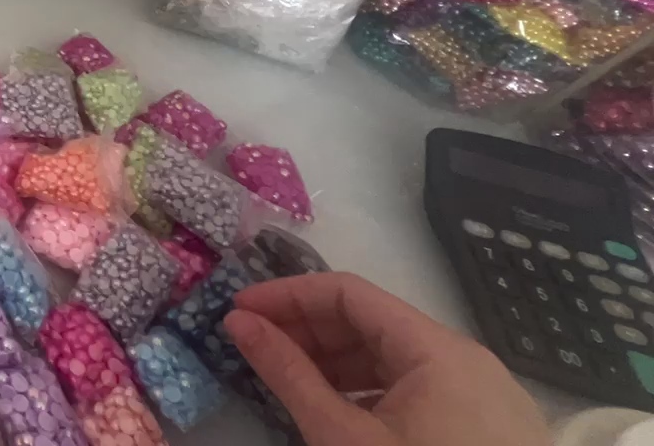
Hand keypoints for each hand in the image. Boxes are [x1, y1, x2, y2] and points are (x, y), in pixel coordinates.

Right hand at [224, 272, 550, 445]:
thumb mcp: (342, 436)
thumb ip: (286, 371)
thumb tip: (236, 320)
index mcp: (439, 351)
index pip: (345, 292)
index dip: (285, 293)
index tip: (239, 311)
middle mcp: (467, 363)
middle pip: (367, 321)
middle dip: (304, 329)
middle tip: (257, 346)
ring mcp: (484, 400)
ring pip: (388, 356)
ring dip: (330, 360)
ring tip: (289, 380)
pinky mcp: (488, 432)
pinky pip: (413, 388)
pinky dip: (364, 388)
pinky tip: (336, 411)